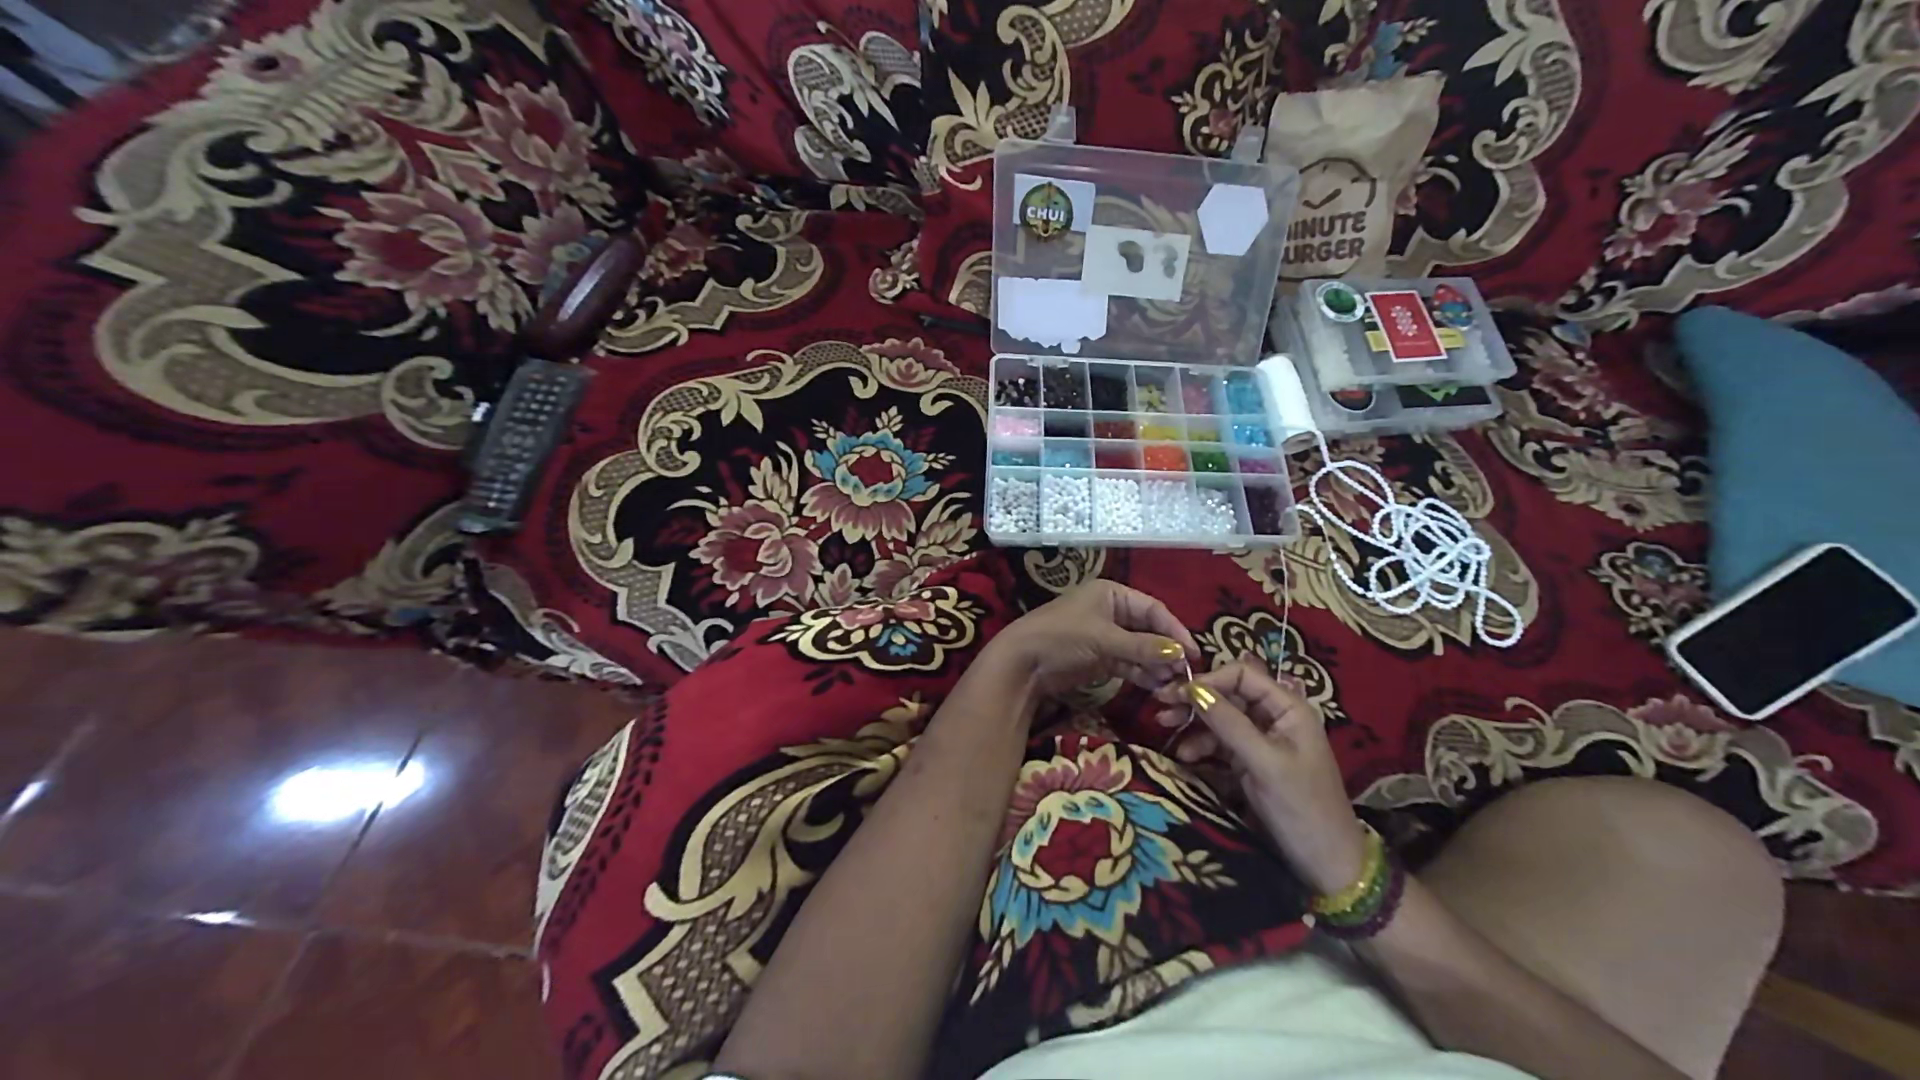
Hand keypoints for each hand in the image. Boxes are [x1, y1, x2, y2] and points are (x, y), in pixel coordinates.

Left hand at [984, 580, 1199, 697]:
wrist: (1022, 663)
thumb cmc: (1061, 637)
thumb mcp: (1103, 639)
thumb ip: (1142, 646)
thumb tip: (1180, 654)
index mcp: (1111, 594)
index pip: (1153, 609)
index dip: (1174, 630)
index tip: (1193, 653)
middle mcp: (1111, 611)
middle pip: (1149, 630)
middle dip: (1167, 651)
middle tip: (1187, 674)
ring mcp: (1106, 636)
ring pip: (1141, 650)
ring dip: (1157, 666)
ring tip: (1175, 685)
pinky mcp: (1100, 659)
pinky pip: (1129, 664)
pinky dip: (1143, 674)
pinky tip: (1158, 687)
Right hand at [1154, 658, 1367, 894]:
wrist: (1326, 865)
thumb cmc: (1302, 807)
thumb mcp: (1264, 762)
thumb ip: (1229, 723)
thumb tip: (1192, 688)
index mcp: (1288, 708)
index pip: (1243, 675)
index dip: (1210, 679)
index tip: (1178, 692)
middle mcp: (1274, 717)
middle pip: (1228, 694)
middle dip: (1195, 699)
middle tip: (1161, 705)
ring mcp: (1262, 740)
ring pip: (1219, 718)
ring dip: (1193, 722)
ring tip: (1165, 727)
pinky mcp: (1250, 763)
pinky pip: (1219, 744)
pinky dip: (1201, 747)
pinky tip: (1185, 757)